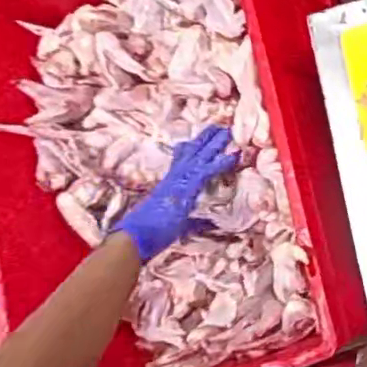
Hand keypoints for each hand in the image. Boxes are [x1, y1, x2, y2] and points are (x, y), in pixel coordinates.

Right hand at [111, 126, 239, 258]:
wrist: (132, 239)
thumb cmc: (148, 236)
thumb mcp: (176, 226)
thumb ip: (193, 222)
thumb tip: (207, 223)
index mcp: (168, 187)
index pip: (179, 164)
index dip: (188, 151)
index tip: (195, 141)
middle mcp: (172, 180)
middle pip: (190, 154)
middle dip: (204, 140)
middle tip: (217, 127)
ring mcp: (178, 183)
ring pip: (199, 158)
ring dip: (215, 144)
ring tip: (227, 131)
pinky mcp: (184, 189)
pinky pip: (205, 172)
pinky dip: (220, 163)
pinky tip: (233, 155)